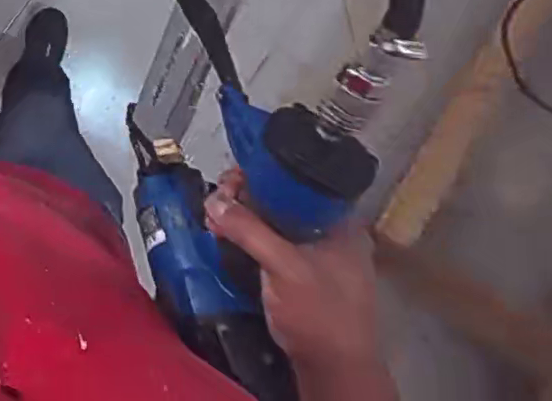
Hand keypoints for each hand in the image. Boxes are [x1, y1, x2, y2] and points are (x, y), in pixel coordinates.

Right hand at [205, 171, 395, 400]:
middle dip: (244, 197)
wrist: (336, 379)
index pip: (295, 179)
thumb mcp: (283, 267)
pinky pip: (271, 242)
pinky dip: (248, 238)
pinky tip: (225, 237)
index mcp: (339, 220)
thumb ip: (248, 230)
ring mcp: (316, 253)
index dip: (260, 172)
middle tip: (216, 203)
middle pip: (280, 197)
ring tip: (214, 219)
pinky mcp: (302, 274)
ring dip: (242, 218)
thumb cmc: (320, 316)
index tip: (230, 180)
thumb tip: (212, 200)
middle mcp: (330, 230)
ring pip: (272, 220)